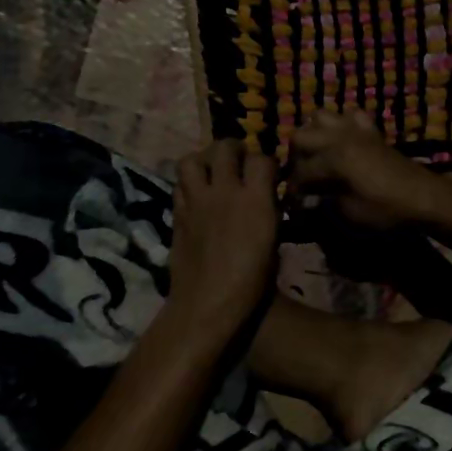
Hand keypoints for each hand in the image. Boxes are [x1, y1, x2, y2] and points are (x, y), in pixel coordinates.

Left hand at [167, 139, 277, 328]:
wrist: (208, 302)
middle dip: (235, 148)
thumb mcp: (273, 241)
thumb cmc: (252, 281)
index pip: (262, 159)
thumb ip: (270, 210)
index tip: (271, 171)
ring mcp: (196, 201)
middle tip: (241, 160)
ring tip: (213, 170)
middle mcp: (224, 191)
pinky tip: (199, 194)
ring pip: (191, 159)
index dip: (268, 161)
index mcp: (255, 199)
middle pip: (224, 148)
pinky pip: (180, 184)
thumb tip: (268, 197)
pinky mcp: (178, 214)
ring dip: (204, 159)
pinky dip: (190, 182)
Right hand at [290, 111, 448, 228]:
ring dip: (314, 134)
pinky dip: (343, 124)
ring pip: (321, 116)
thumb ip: (323, 203)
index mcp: (333, 158)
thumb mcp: (350, 213)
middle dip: (296, 157)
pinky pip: (352, 115)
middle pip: (300, 136)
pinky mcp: (372, 131)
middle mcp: (340, 138)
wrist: (424, 197)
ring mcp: (356, 130)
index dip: (294, 190)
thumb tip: (309, 200)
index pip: (300, 171)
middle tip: (303, 177)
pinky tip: (345, 141)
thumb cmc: (386, 209)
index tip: (295, 204)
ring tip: (318, 155)